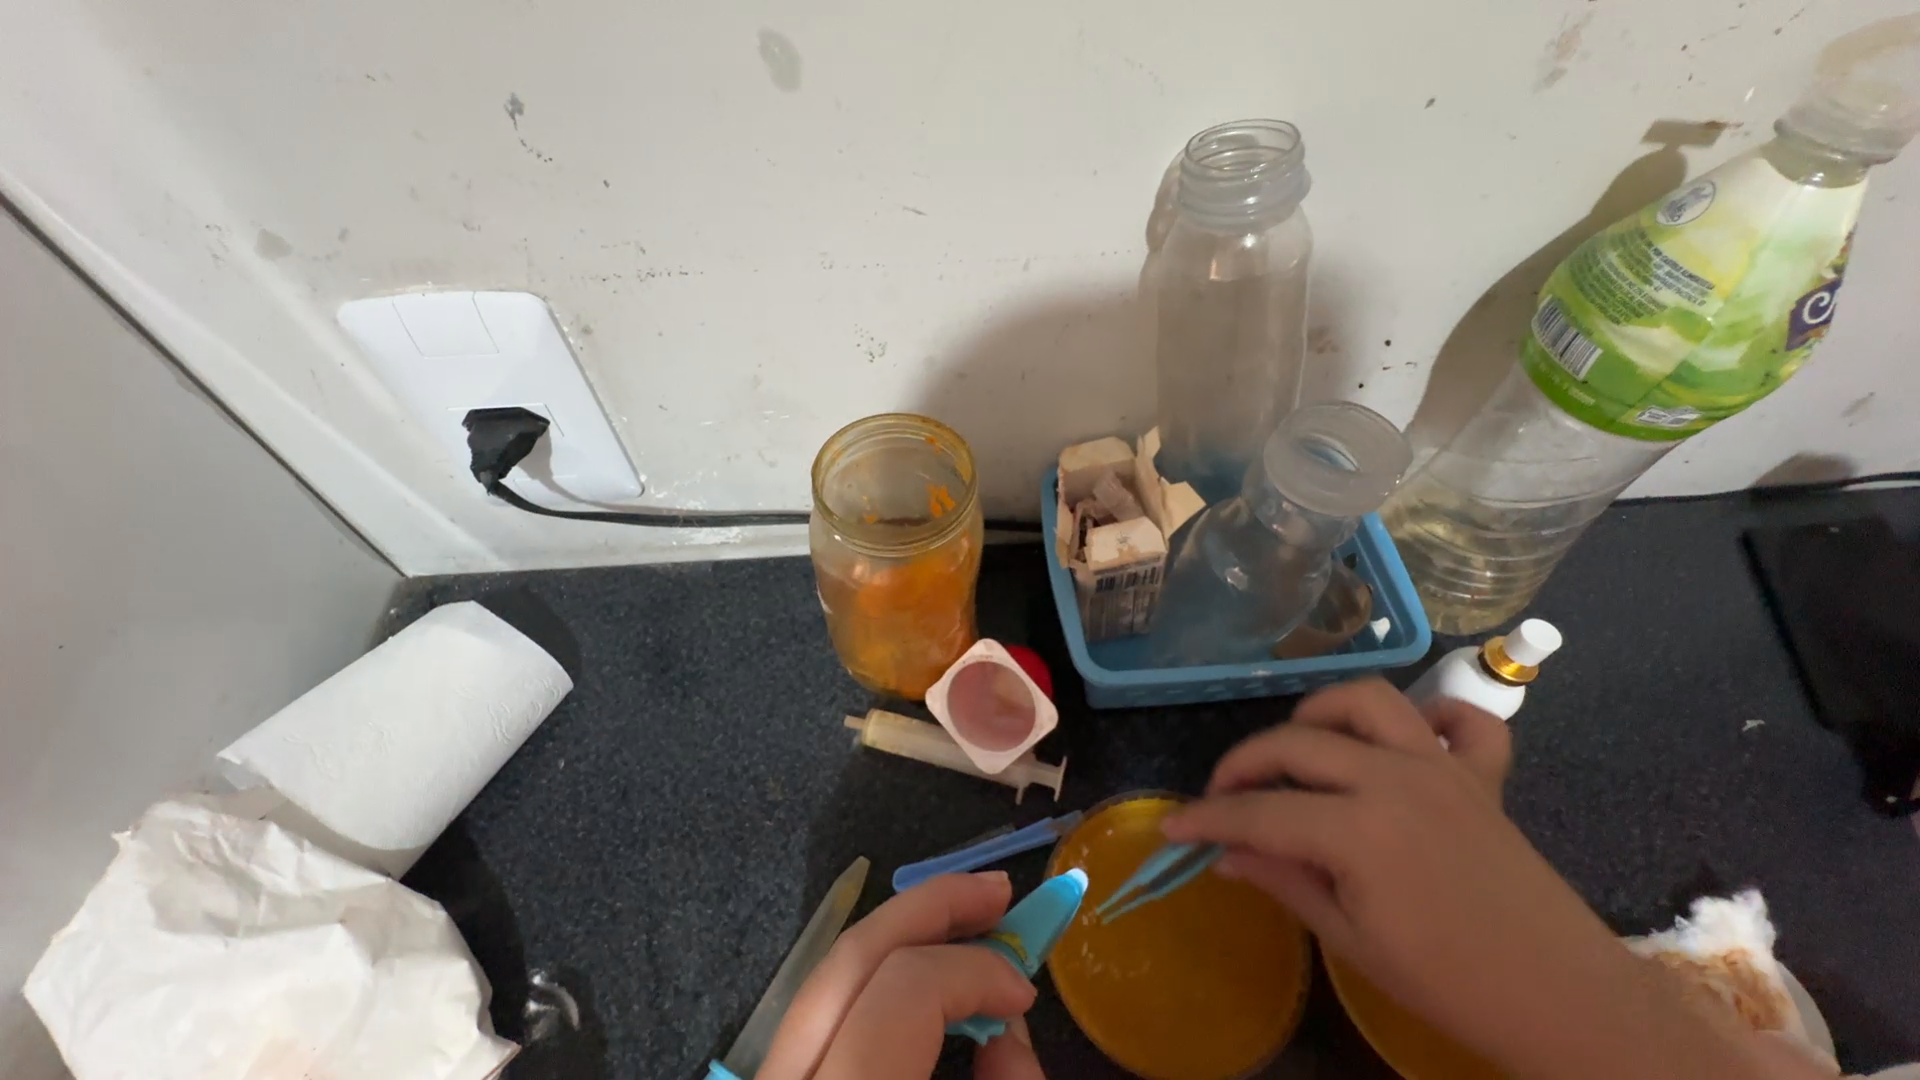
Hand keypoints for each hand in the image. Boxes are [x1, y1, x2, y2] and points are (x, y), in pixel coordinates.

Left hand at [756, 872, 1044, 1079]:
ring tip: (964, 914)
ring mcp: (763, 1076)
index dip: (975, 970)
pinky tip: (914, 971)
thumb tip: (1007, 1033)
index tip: (1025, 989)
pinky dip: (873, 975)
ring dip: (902, 933)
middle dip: (931, 908)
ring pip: (825, 973)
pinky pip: (818, 1008)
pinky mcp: (766, 1078)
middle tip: (998, 891)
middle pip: (850, 957)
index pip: (904, 992)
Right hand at [1162, 679, 1775, 1079]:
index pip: (1259, 812)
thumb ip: (1281, 881)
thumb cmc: (1447, 981)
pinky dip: (1434, 717)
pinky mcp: (1483, 775)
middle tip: (1225, 798)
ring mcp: (1443, 768)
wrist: (1564, 1000)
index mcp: (1357, 830)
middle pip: (1295, 743)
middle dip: (1243, 764)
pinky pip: (1463, 721)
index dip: (1206, 818)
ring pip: (1367, 701)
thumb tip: (1220, 855)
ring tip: (1301, 746)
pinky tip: (1410, 739)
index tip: (1171, 826)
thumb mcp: (1348, 939)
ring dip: (1321, 712)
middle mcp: (1394, 779)